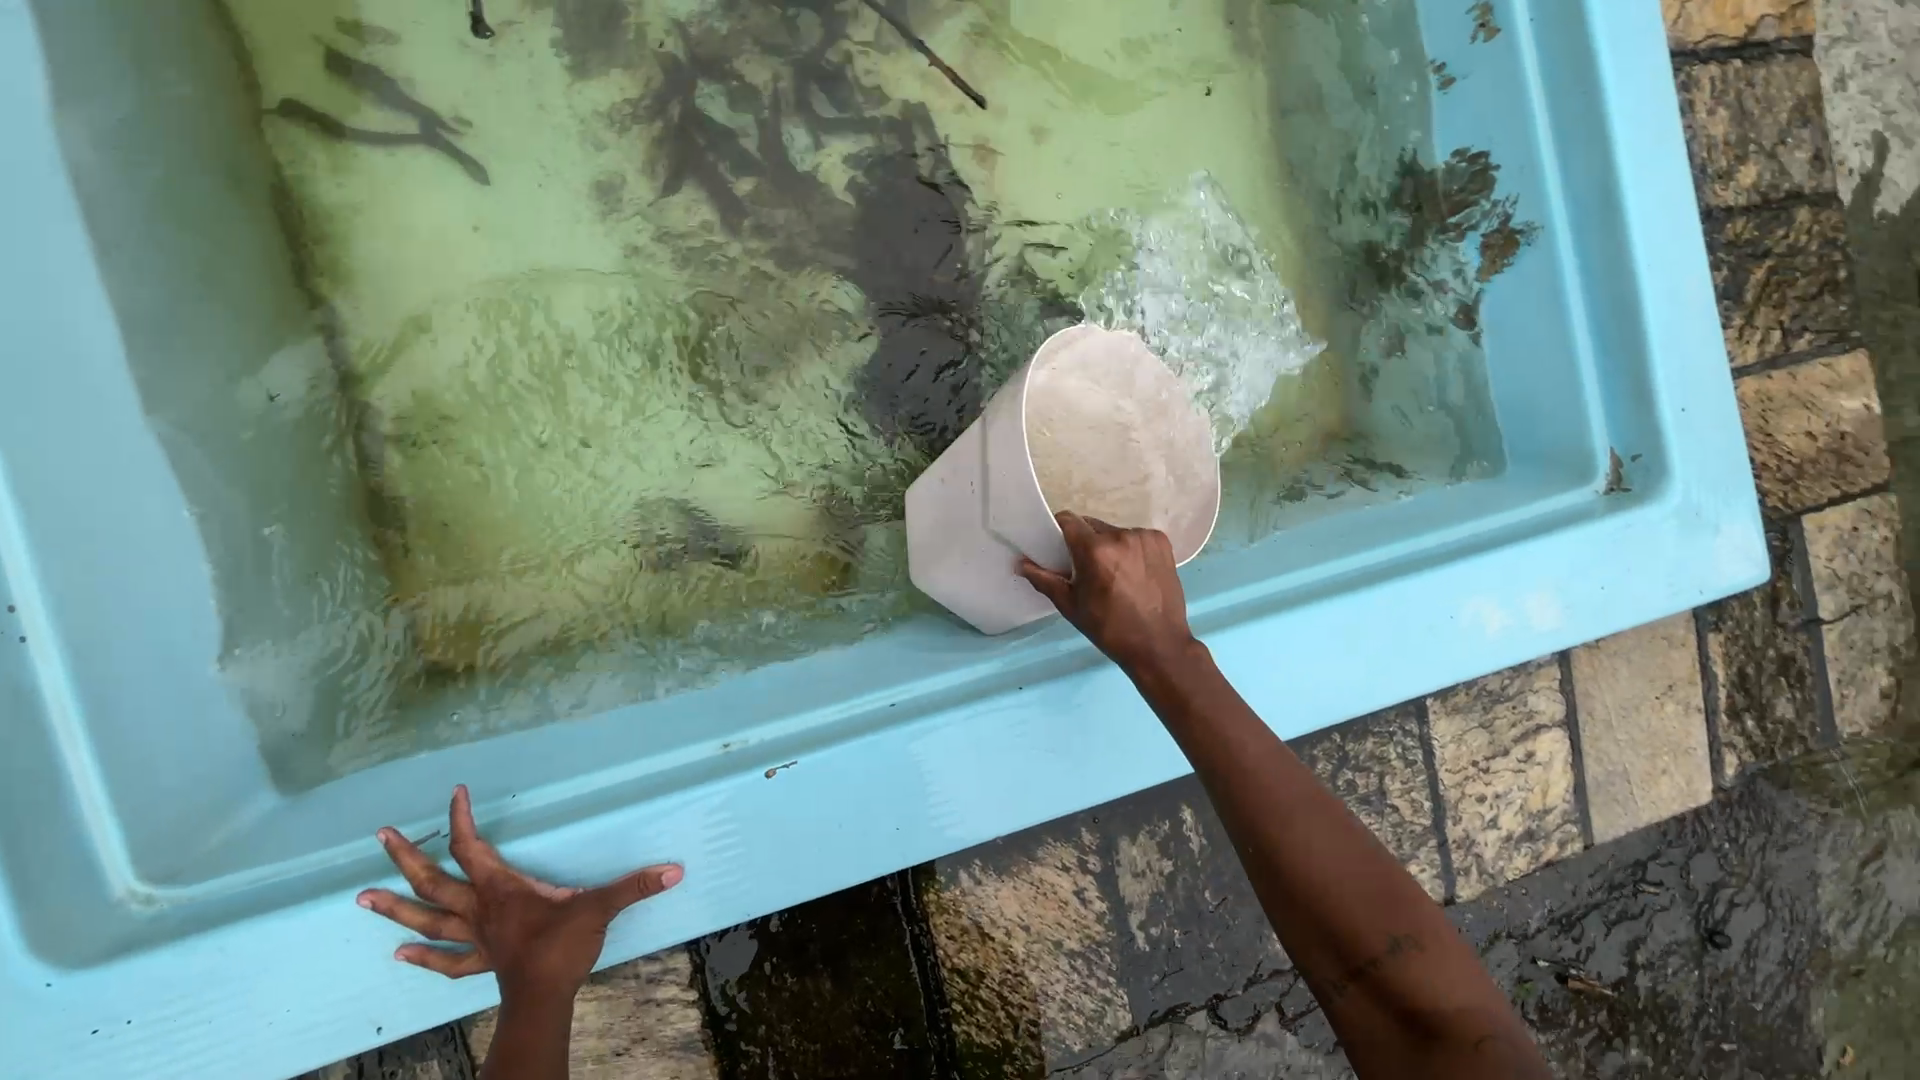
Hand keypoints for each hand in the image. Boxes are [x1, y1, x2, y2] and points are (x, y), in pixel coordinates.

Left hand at [358, 785, 682, 1000]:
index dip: (459, 820)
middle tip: (380, 837)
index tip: (453, 793)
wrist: (543, 999)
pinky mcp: (479, 962)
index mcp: (500, 888)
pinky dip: (422, 955)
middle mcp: (478, 909)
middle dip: (405, 858)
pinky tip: (399, 955)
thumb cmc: (563, 948)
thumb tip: (675, 869)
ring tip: (361, 897)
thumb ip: (634, 885)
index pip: (471, 847)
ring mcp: (473, 938)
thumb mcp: (600, 908)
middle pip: (433, 881)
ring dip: (394, 908)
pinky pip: (445, 959)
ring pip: (426, 919)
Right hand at [1018, 511, 1198, 675]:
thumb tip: (1021, 564)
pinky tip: (1133, 572)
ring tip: (1113, 574)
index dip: (1060, 531)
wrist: (1158, 645)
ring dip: (1108, 546)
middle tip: (1086, 568)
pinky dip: (1130, 549)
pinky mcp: (1161, 542)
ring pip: (1114, 532)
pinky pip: (1136, 538)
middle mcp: (1120, 536)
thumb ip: (1045, 580)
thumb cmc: (1109, 629)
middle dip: (1084, 542)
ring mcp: (1144, 538)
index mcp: (1095, 550)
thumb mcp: (1071, 606)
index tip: (1059, 547)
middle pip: (1091, 526)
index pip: (1068, 521)